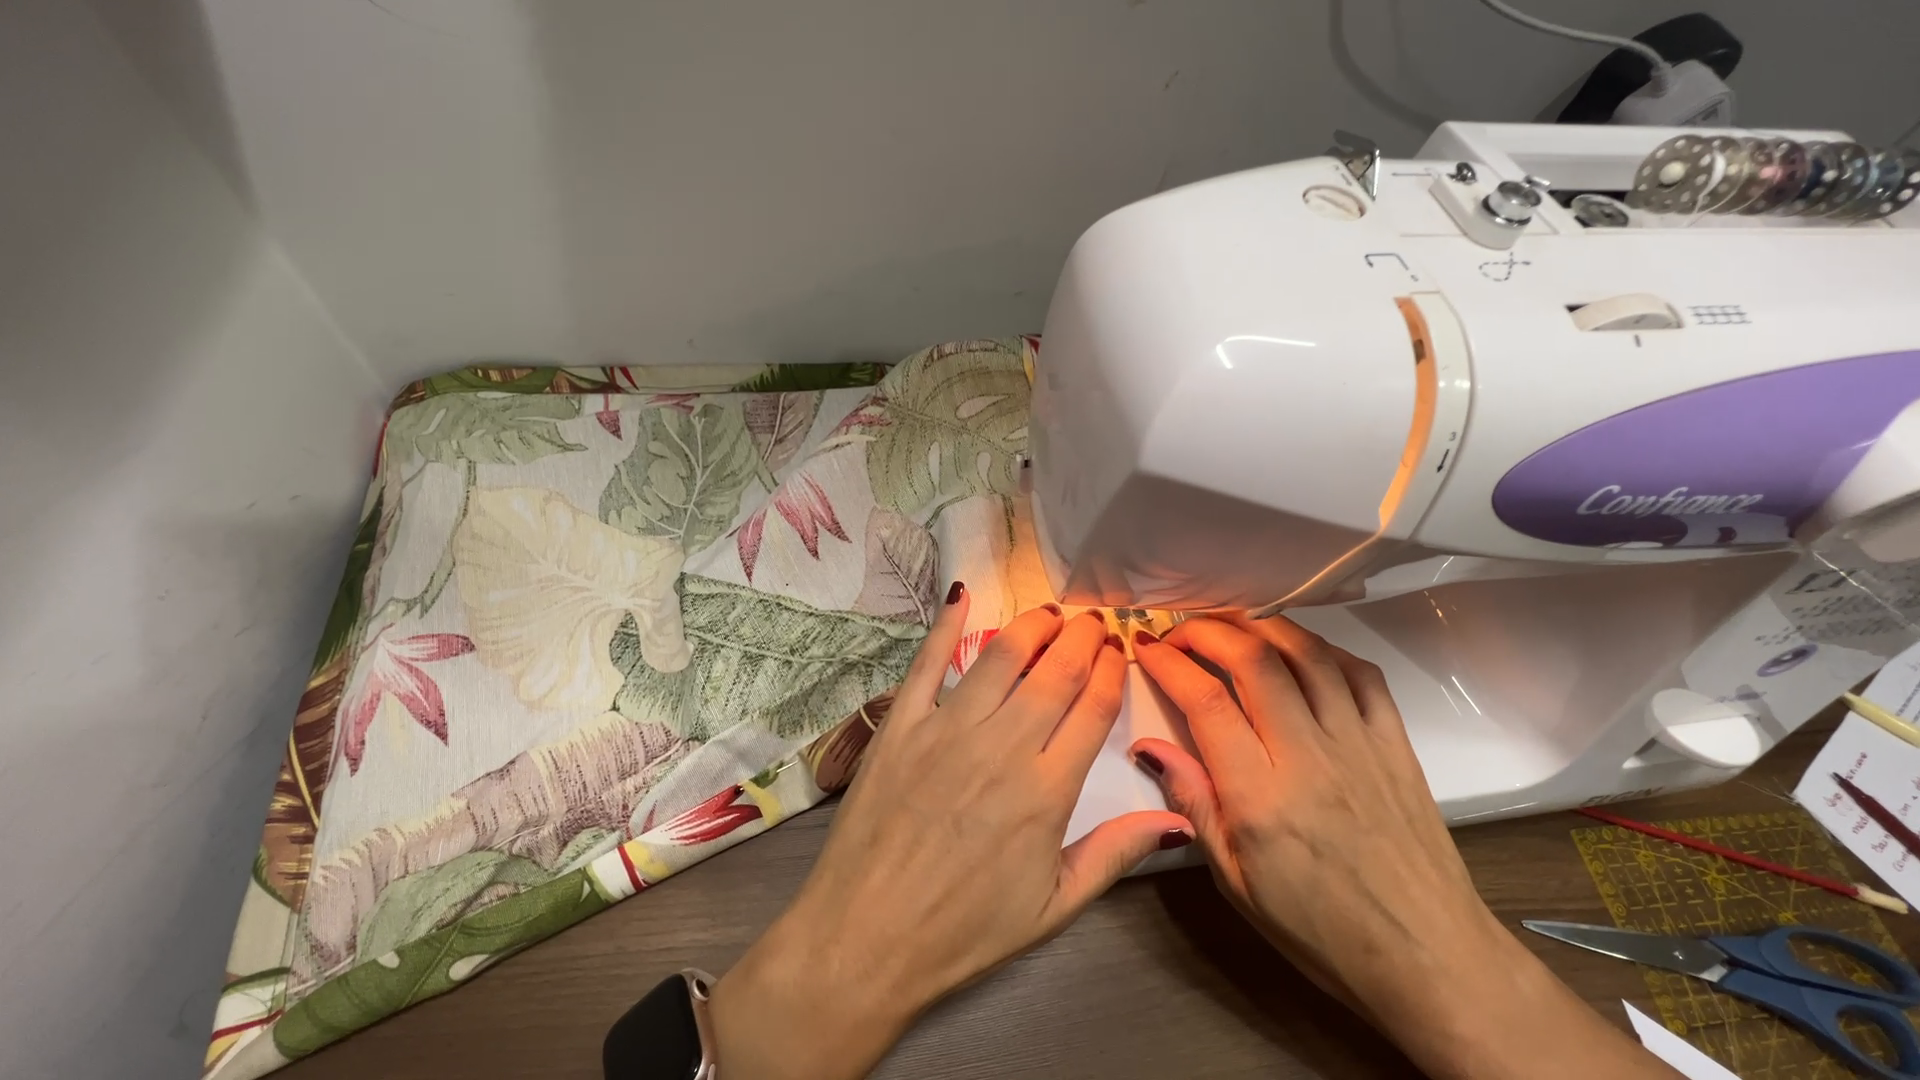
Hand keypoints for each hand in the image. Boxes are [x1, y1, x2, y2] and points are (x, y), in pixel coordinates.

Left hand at [709, 590, 1192, 1079]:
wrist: (865, 939)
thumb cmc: (964, 932)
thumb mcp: (1053, 908)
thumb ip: (1115, 855)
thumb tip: (1177, 822)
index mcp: (1047, 791)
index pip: (1093, 708)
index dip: (1111, 671)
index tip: (1120, 651)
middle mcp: (1003, 747)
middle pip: (1055, 672)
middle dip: (1081, 637)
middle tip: (1092, 621)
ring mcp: (946, 730)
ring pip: (1000, 656)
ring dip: (1031, 625)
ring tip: (1049, 613)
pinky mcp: (899, 726)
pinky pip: (927, 662)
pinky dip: (945, 625)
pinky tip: (962, 596)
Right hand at [1129, 614, 1496, 1012]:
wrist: (1428, 957)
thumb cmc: (1322, 930)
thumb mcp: (1236, 882)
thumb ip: (1193, 805)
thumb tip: (1150, 749)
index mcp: (1261, 796)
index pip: (1205, 702)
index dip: (1169, 664)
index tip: (1147, 651)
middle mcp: (1309, 755)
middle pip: (1254, 659)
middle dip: (1208, 630)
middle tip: (1181, 631)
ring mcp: (1359, 742)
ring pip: (1307, 653)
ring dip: (1260, 626)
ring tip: (1230, 625)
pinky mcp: (1395, 743)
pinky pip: (1360, 673)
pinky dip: (1322, 649)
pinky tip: (1299, 652)